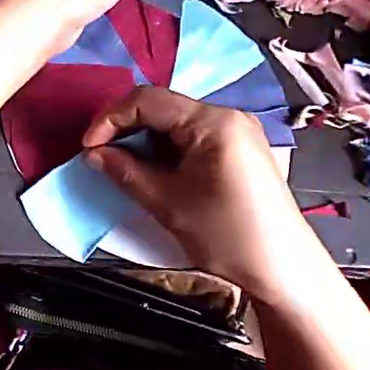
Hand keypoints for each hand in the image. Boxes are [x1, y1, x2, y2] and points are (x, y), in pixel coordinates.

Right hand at [82, 87, 329, 302]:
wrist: (283, 269)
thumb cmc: (226, 235)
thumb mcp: (168, 203)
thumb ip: (126, 172)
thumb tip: (94, 154)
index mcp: (213, 121)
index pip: (148, 100)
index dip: (110, 119)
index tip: (87, 148)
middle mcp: (228, 115)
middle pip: (163, 106)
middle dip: (126, 128)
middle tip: (100, 157)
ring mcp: (238, 130)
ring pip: (176, 122)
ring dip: (145, 140)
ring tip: (122, 166)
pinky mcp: (240, 148)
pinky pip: (193, 136)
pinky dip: (167, 149)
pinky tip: (152, 170)